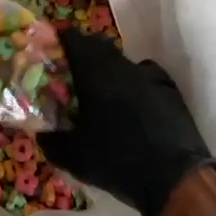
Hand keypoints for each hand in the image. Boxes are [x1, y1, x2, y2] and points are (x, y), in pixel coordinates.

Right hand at [39, 29, 215, 215]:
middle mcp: (119, 63)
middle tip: (73, 74)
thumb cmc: (117, 161)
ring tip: (102, 93)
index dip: (60, 42)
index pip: (72, 38)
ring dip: (109, 69)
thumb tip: (40, 135)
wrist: (175, 178)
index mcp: (93, 71)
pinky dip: (134, 83)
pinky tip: (133, 104)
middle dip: (83, 54)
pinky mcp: (169, 88)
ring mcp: (147, 74)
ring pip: (121, 60)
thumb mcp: (74, 158)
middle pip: (97, 45)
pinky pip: (144, 75)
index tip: (52, 54)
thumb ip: (51, 141)